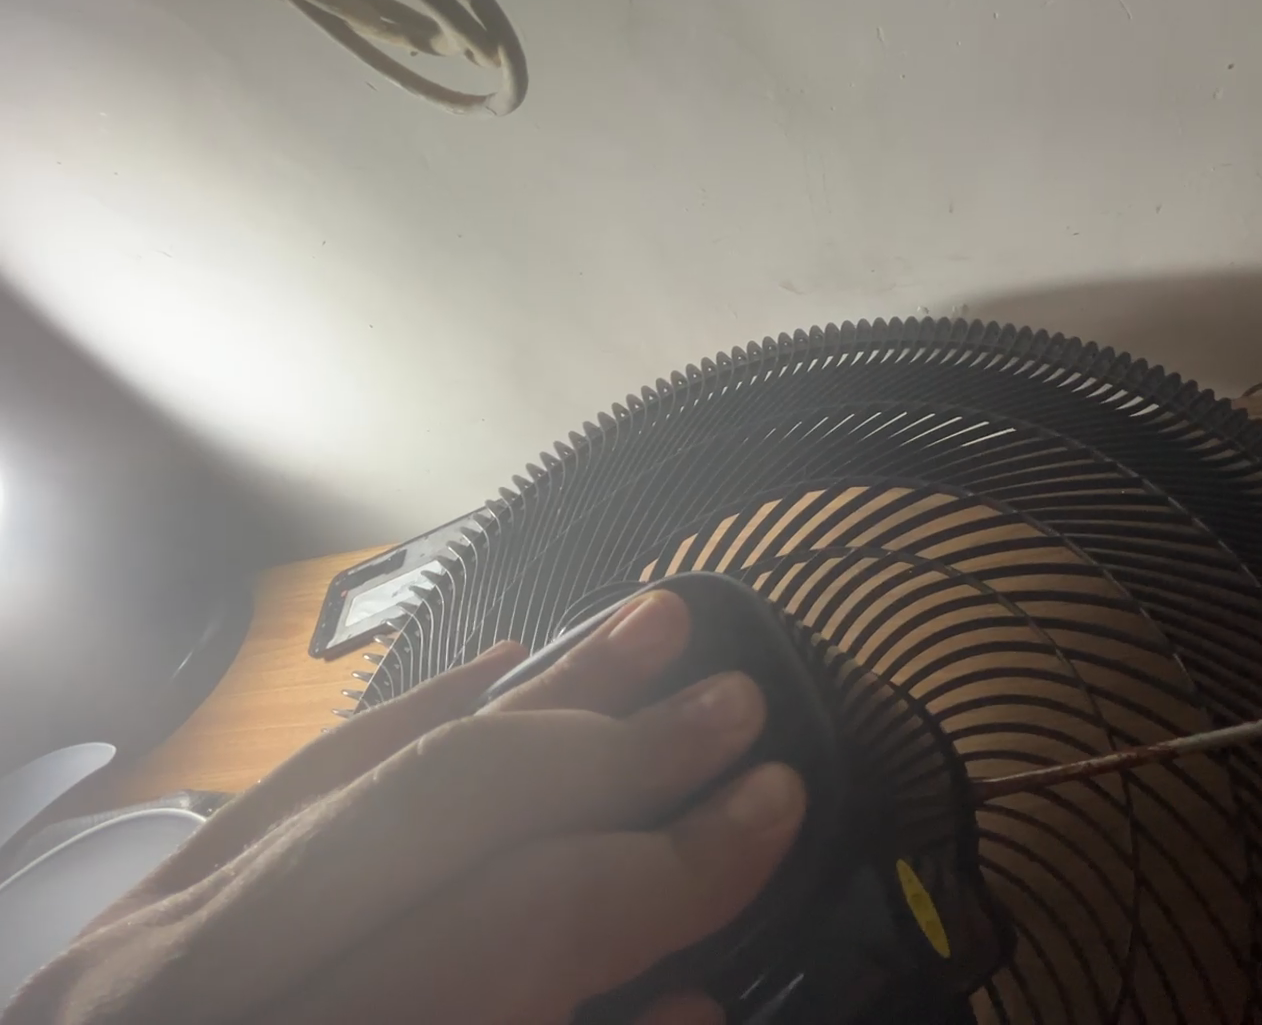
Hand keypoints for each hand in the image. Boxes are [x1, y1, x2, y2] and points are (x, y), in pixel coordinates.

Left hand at [4, 590, 805, 1024]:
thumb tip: (697, 1002)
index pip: (533, 920)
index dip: (678, 862)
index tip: (778, 802)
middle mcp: (200, 991)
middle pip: (457, 807)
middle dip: (626, 747)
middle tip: (736, 704)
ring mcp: (141, 934)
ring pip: (392, 758)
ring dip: (551, 683)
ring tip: (656, 621)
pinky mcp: (137, 905)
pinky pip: (307, 768)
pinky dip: (425, 706)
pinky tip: (510, 660)